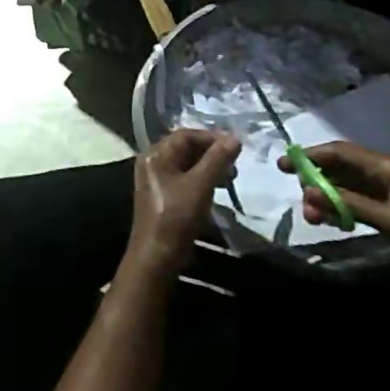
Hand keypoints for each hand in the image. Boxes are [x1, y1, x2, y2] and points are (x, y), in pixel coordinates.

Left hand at [129, 129, 240, 273]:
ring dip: (210, 166)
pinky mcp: (163, 195)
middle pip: (185, 147)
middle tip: (236, 162)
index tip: (236, 146)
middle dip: (212, 152)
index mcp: (155, 155)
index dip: (211, 137)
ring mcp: (156, 179)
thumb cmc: (176, 217)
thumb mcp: (200, 185)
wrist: (156, 256)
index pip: (185, 134)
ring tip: (232, 176)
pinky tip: (219, 188)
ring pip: (187, 164)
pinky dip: (203, 178)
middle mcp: (152, 162)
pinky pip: (185, 178)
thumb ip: (217, 160)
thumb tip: (235, 138)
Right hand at [283, 141, 389, 285]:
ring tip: (314, 219)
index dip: (312, 156)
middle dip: (317, 183)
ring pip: (348, 187)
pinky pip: (358, 202)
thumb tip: (310, 191)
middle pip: (343, 169)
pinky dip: (341, 209)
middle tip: (303, 206)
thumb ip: (352, 204)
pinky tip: (331, 221)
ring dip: (327, 199)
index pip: (344, 153)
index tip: (284, 165)